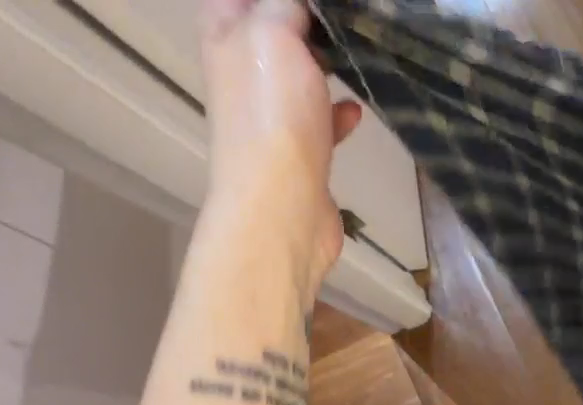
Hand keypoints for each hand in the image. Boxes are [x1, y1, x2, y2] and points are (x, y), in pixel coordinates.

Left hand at [201, 0, 363, 284]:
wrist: (283, 206)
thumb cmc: (274, 113)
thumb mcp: (275, 32)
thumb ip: (285, 3)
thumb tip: (301, 5)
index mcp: (224, 33)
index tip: (312, 2)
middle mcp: (240, 70)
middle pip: (271, 29)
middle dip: (306, 20)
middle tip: (343, 16)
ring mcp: (269, 114)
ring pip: (299, 75)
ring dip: (326, 64)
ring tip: (358, 52)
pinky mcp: (300, 152)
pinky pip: (321, 120)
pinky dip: (338, 113)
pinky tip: (357, 111)